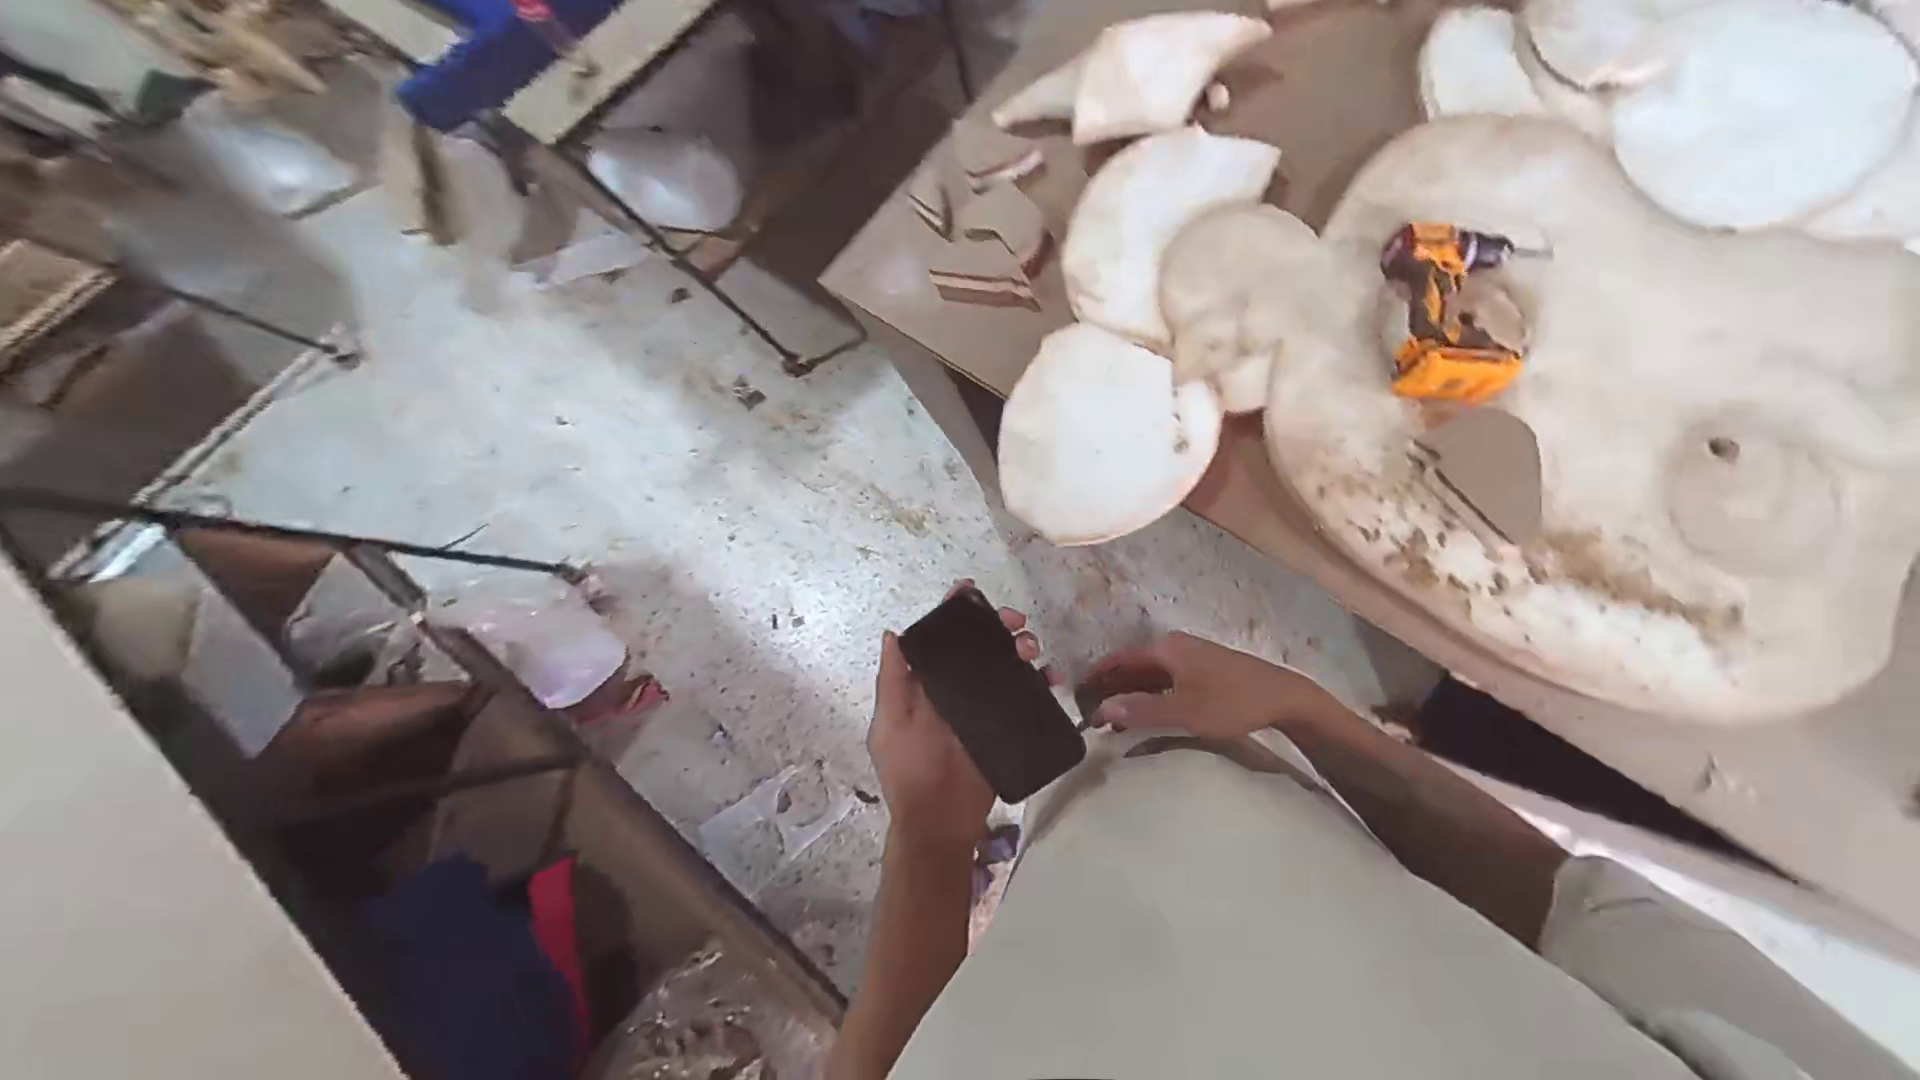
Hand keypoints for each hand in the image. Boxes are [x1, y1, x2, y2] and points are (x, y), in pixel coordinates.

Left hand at [869, 584, 1051, 850]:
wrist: (940, 820)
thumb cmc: (909, 768)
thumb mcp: (892, 722)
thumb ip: (893, 679)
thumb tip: (891, 633)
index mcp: (928, 683)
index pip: (942, 639)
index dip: (955, 612)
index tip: (970, 590)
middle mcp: (957, 688)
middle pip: (981, 646)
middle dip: (999, 626)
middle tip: (1015, 622)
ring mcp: (984, 706)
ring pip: (1008, 665)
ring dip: (1023, 648)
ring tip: (1032, 650)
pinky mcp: (1007, 725)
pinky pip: (1028, 697)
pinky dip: (1042, 683)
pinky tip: (1052, 678)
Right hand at [1078, 631, 1336, 739]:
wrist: (1286, 699)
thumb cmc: (1232, 701)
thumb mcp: (1185, 711)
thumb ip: (1141, 710)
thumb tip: (1102, 710)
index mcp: (1166, 649)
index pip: (1119, 659)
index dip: (1098, 677)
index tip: (1078, 694)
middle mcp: (1175, 647)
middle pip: (1133, 666)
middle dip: (1112, 688)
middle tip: (1092, 711)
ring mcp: (1191, 657)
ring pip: (1150, 675)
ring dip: (1131, 694)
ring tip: (1114, 719)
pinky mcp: (1204, 671)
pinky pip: (1166, 681)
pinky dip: (1150, 695)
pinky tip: (1146, 713)